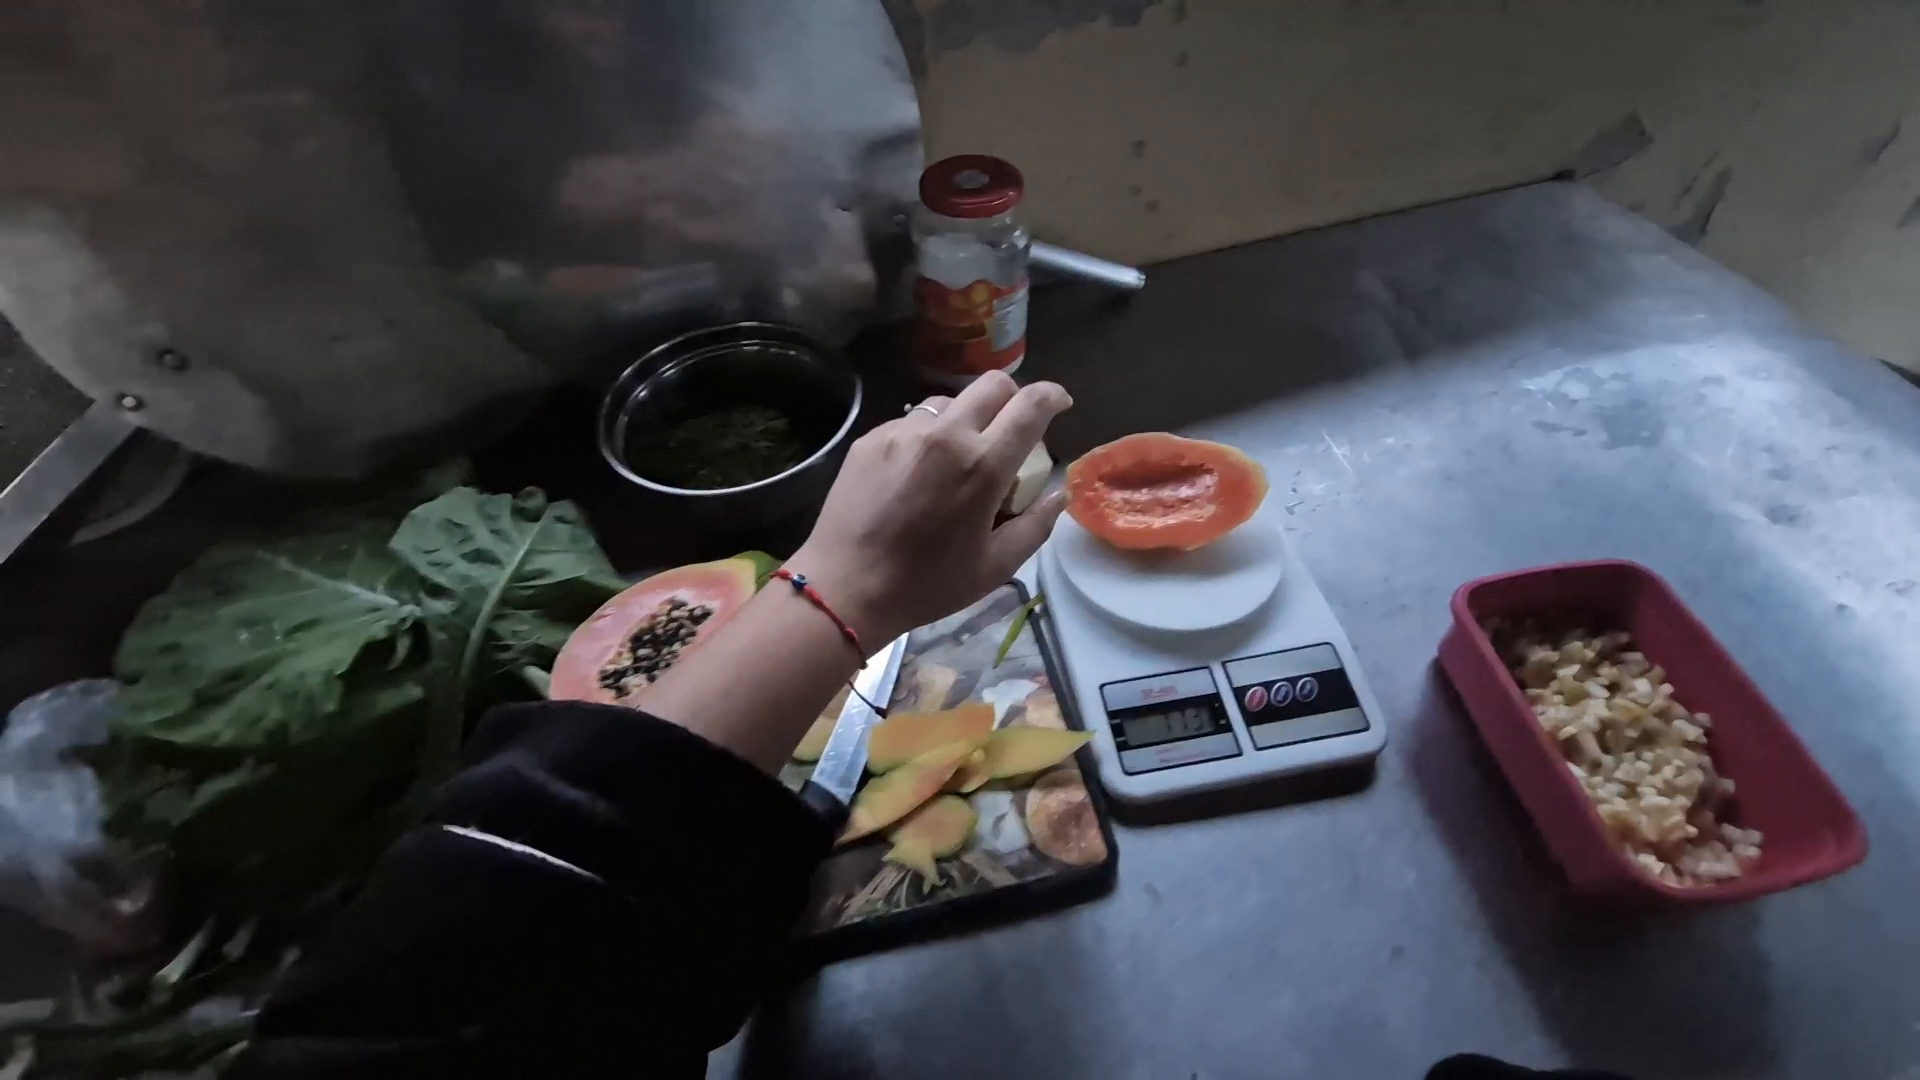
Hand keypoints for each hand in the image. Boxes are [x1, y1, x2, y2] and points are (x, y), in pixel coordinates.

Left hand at [787, 372, 1071, 643]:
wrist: (845, 587)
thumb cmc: (927, 585)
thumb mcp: (995, 567)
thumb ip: (1036, 526)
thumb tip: (1058, 493)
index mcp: (983, 465)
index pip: (1030, 406)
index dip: (1053, 397)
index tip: (1060, 404)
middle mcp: (945, 435)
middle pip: (992, 384)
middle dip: (1013, 396)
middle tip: (1012, 428)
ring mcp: (903, 432)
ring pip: (949, 400)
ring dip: (968, 417)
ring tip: (960, 455)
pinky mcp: (871, 439)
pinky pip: (912, 421)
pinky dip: (928, 435)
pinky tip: (918, 471)